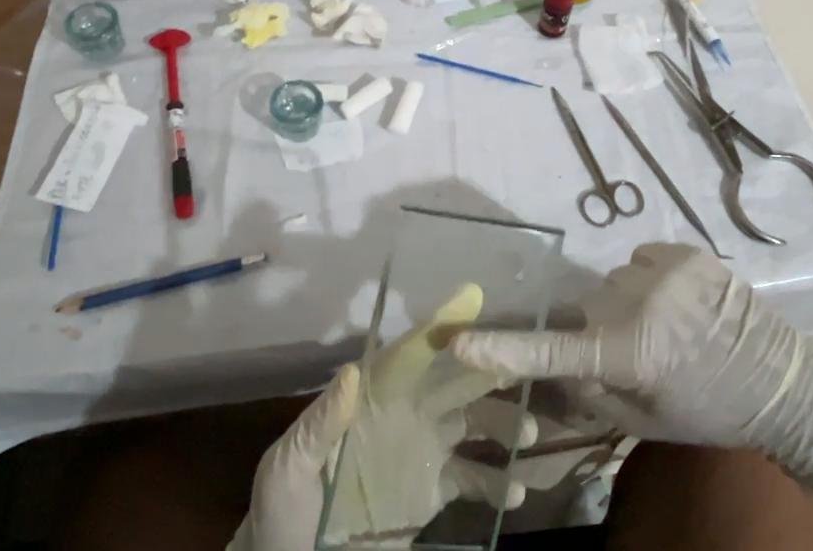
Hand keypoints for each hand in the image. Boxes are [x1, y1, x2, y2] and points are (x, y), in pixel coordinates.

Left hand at [229, 285, 531, 550]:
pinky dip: (496, 484)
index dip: (439, 328)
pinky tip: (514, 496)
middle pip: (453, 384)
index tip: (472, 300)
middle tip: (524, 365)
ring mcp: (421, 452)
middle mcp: (403, 415)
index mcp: (371, 400)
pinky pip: (472, 480)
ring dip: (503, 425)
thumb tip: (352, 371)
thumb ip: (320, 424)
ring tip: (529, 436)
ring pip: (472, 426)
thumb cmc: (283, 513)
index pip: (409, 356)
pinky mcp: (431, 493)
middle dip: (488, 372)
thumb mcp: (288, 469)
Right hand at [451, 243, 812, 491]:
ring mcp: (666, 270)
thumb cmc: (708, 410)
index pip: (553, 350)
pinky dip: (647, 278)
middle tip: (630, 348)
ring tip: (663, 323)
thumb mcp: (643, 418)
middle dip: (594, 324)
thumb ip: (590, 389)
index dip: (502, 347)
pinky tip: (677, 300)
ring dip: (623, 300)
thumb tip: (554, 365)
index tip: (459, 342)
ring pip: (612, 280)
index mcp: (631, 352)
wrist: (784, 381)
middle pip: (586, 305)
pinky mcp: (686, 251)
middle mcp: (641, 303)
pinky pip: (640, 260)